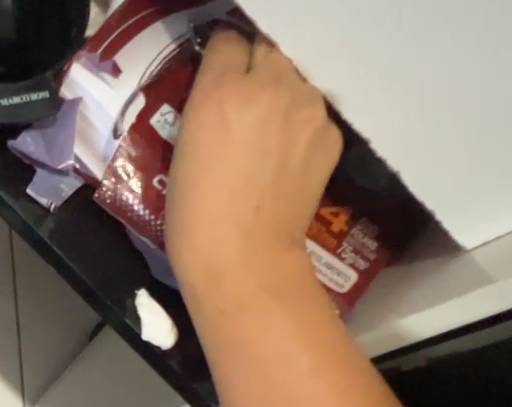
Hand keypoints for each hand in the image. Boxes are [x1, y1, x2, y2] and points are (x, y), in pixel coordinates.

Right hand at [167, 30, 341, 294]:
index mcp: (220, 90)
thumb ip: (206, 110)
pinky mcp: (330, 133)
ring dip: (279, 95)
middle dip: (253, 71)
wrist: (242, 259)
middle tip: (239, 107)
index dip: (221, 60)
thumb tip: (223, 99)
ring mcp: (307, 106)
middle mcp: (269, 84)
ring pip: (294, 79)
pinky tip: (282, 160)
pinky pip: (313, 113)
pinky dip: (299, 127)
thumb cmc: (194, 219)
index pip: (227, 41)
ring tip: (263, 136)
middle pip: (267, 50)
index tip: (216, 80)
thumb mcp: (181, 154)